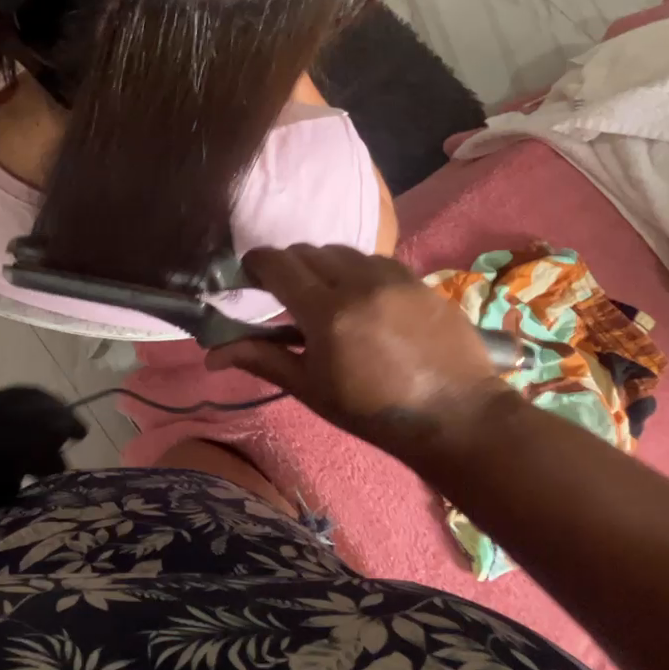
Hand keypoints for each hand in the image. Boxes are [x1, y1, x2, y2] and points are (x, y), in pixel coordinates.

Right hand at [205, 245, 515, 457]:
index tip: (250, 278)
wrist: (459, 419)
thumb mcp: (310, 388)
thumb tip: (210, 355)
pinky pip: (376, 260)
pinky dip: (357, 270)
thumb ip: (260, 358)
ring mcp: (394, 279)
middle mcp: (358, 284)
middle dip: (288, 265)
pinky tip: (362, 298)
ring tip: (325, 294)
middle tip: (284, 293)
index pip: (277, 263)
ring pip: (341, 251)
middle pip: (307, 251)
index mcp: (326, 312)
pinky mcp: (420, 282)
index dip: (256, 264)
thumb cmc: (373, 411)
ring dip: (323, 265)